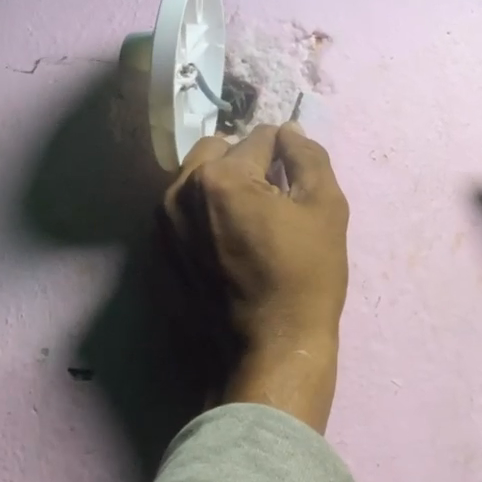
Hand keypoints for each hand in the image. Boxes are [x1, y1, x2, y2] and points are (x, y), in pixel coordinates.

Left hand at [161, 123, 349, 432]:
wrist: (269, 351)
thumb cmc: (305, 278)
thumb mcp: (325, 208)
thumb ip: (307, 156)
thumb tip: (288, 131)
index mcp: (219, 176)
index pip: (259, 138)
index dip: (285, 156)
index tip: (294, 186)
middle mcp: (179, 191)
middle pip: (218, 151)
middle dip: (245, 164)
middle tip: (270, 202)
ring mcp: (162, 224)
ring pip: (194, 181)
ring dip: (220, 188)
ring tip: (247, 225)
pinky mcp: (156, 253)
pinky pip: (181, 214)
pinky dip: (202, 218)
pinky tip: (225, 248)